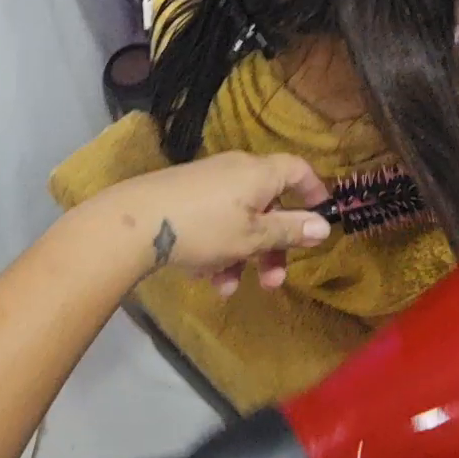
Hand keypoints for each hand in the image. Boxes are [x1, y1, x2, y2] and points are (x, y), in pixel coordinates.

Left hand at [92, 152, 330, 294]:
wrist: (134, 222)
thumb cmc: (204, 227)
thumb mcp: (252, 236)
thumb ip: (289, 231)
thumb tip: (324, 226)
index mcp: (258, 172)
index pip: (297, 170)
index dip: (314, 192)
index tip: (321, 219)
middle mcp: (235, 170)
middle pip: (268, 205)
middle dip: (272, 247)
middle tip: (272, 281)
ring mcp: (207, 183)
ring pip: (239, 221)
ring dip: (241, 256)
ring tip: (226, 287)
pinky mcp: (184, 197)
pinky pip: (214, 222)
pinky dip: (217, 248)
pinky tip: (203, 276)